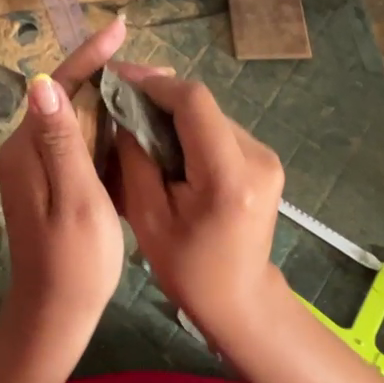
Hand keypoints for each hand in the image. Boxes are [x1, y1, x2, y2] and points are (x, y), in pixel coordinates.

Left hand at [0, 16, 129, 350]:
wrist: (54, 313)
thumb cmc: (73, 262)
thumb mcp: (76, 199)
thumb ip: (62, 140)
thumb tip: (44, 81)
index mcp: (28, 147)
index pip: (59, 85)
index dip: (90, 54)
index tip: (120, 26)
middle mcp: (24, 147)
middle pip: (65, 96)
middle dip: (105, 75)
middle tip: (151, 67)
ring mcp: (34, 163)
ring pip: (73, 117)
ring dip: (107, 102)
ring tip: (149, 89)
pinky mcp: (47, 178)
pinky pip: (77, 141)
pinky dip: (104, 131)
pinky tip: (132, 127)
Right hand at [113, 69, 287, 347]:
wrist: (240, 301)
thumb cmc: (188, 268)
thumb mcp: (147, 216)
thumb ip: (135, 157)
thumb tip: (120, 109)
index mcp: (228, 177)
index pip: (193, 102)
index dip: (154, 85)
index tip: (118, 82)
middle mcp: (256, 157)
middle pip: (201, 105)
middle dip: (158, 98)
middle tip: (118, 101)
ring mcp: (265, 157)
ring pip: (207, 113)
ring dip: (171, 113)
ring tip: (136, 124)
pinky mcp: (262, 159)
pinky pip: (216, 128)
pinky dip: (187, 129)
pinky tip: (164, 145)